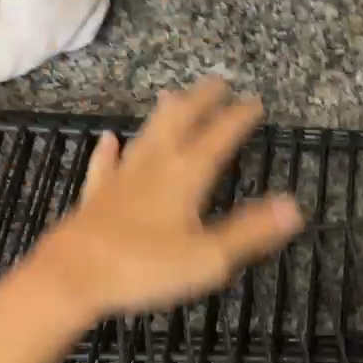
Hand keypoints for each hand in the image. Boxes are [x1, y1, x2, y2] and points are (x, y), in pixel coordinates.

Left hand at [22, 79, 304, 325]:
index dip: (238, 118)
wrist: (68, 279)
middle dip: (201, 101)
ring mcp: (121, 180)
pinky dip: (109, 151)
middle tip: (216, 82)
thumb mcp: (209, 257)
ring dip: (163, 116)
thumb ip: (251, 231)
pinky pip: (105, 166)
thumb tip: (294, 206)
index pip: (218, 138)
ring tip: (172, 95)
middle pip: (180, 124)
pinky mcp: (96, 199)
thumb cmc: (144, 268)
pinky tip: (107, 140)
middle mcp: (154, 167)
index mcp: (186, 176)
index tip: (254, 100)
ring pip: (146, 137)